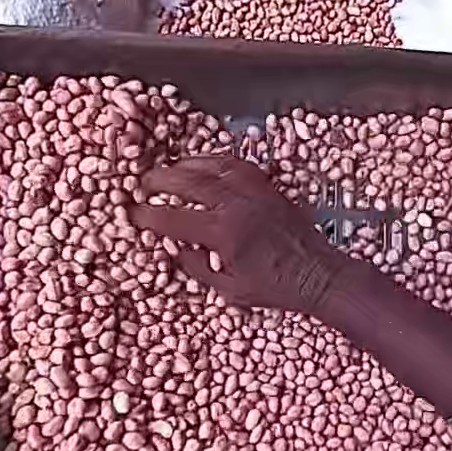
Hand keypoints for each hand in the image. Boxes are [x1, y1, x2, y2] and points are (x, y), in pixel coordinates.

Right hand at [127, 155, 347, 314]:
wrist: (319, 275)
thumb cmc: (277, 288)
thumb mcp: (230, 290)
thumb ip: (197, 266)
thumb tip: (173, 247)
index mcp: (223, 234)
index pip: (173, 218)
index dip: (148, 215)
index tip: (132, 213)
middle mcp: (236, 205)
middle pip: (187, 181)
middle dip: (159, 181)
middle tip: (142, 184)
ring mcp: (254, 191)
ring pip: (211, 165)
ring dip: (184, 165)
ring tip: (168, 171)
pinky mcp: (268, 187)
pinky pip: (236, 163)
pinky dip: (215, 160)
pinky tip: (205, 165)